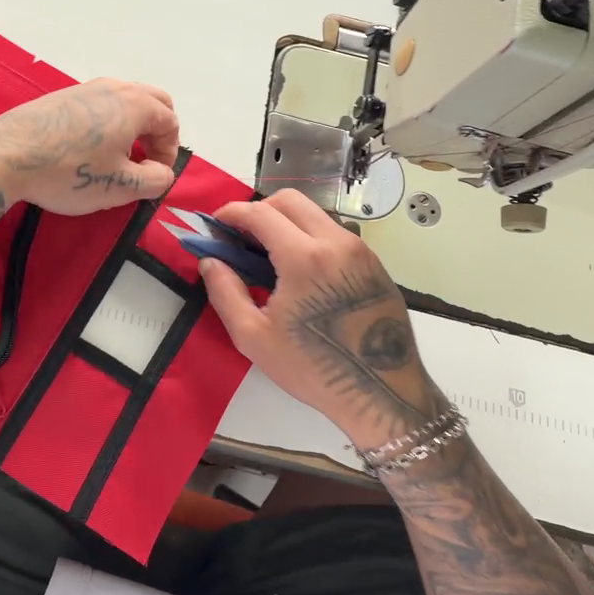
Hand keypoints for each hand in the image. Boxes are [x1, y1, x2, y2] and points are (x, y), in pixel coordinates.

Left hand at [0, 79, 180, 214]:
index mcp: (135, 104)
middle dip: (157, 133)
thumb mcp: (120, 186)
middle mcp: (114, 87)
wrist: (6, 156)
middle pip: (153, 102)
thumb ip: (155, 180)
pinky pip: (100, 105)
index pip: (171, 122)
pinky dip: (108, 124)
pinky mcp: (62, 97)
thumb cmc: (69, 172)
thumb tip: (161, 172)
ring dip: (132, 128)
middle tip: (143, 163)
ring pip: (125, 101)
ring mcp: (85, 88)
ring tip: (116, 159)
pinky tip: (87, 151)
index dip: (169, 153)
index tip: (153, 178)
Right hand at [200, 189, 446, 451]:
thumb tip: (211, 261)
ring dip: (286, 223)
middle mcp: (336, 242)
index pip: (260, 213)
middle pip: (290, 201)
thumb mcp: (253, 336)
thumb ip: (225, 291)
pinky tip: (299, 271)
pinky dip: (309, 237)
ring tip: (267, 255)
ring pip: (315, 215)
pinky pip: (334, 235)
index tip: (215, 223)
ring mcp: (361, 251)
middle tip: (240, 236)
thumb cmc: (312, 368)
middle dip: (258, 210)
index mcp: (304, 257)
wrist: (383, 394)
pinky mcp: (376, 265)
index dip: (231, 213)